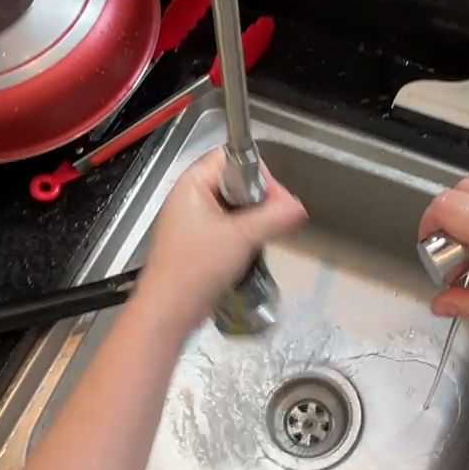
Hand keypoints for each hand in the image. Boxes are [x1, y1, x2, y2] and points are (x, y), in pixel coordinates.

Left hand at [134, 148, 306, 329]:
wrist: (169, 311)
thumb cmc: (198, 267)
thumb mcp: (243, 237)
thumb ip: (275, 218)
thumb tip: (299, 208)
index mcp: (191, 184)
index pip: (230, 158)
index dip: (258, 173)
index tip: (276, 198)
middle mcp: (189, 198)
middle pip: (234, 183)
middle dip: (259, 200)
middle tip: (276, 220)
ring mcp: (190, 222)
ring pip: (233, 208)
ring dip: (253, 220)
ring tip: (266, 236)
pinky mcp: (196, 244)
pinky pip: (226, 228)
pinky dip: (242, 235)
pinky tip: (253, 250)